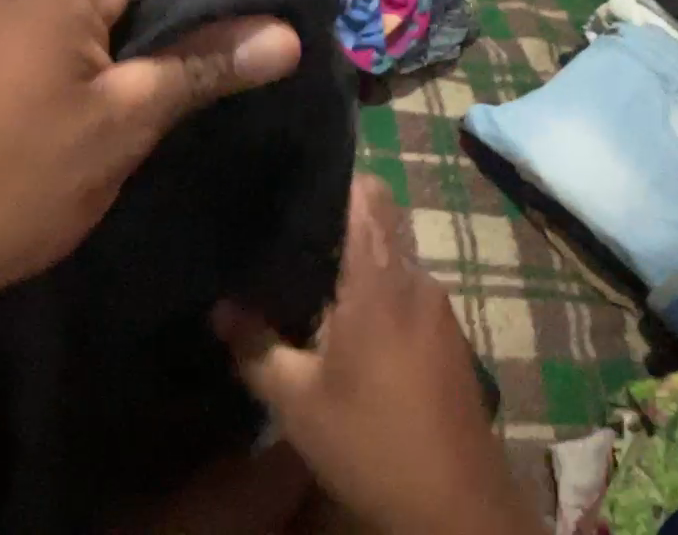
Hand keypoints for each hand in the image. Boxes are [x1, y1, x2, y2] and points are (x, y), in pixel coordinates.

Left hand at [0, 0, 301, 301]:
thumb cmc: (15, 185)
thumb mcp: (123, 126)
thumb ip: (204, 66)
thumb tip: (285, 34)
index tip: (226, 47)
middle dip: (156, 16)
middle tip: (174, 85)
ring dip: (109, 31)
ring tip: (120, 97)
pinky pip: (30, 13)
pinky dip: (64, 40)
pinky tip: (60, 97)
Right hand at [214, 178, 543, 534]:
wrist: (457, 508)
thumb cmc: (372, 443)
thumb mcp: (297, 402)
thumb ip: (254, 347)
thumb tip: (219, 309)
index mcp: (380, 280)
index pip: (368, 195)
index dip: (334, 176)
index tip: (292, 179)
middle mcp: (415, 279)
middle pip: (380, 219)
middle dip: (336, 218)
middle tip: (283, 229)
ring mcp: (438, 306)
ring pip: (393, 255)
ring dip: (355, 257)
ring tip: (304, 271)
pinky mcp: (448, 334)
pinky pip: (405, 287)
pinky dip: (375, 286)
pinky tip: (341, 318)